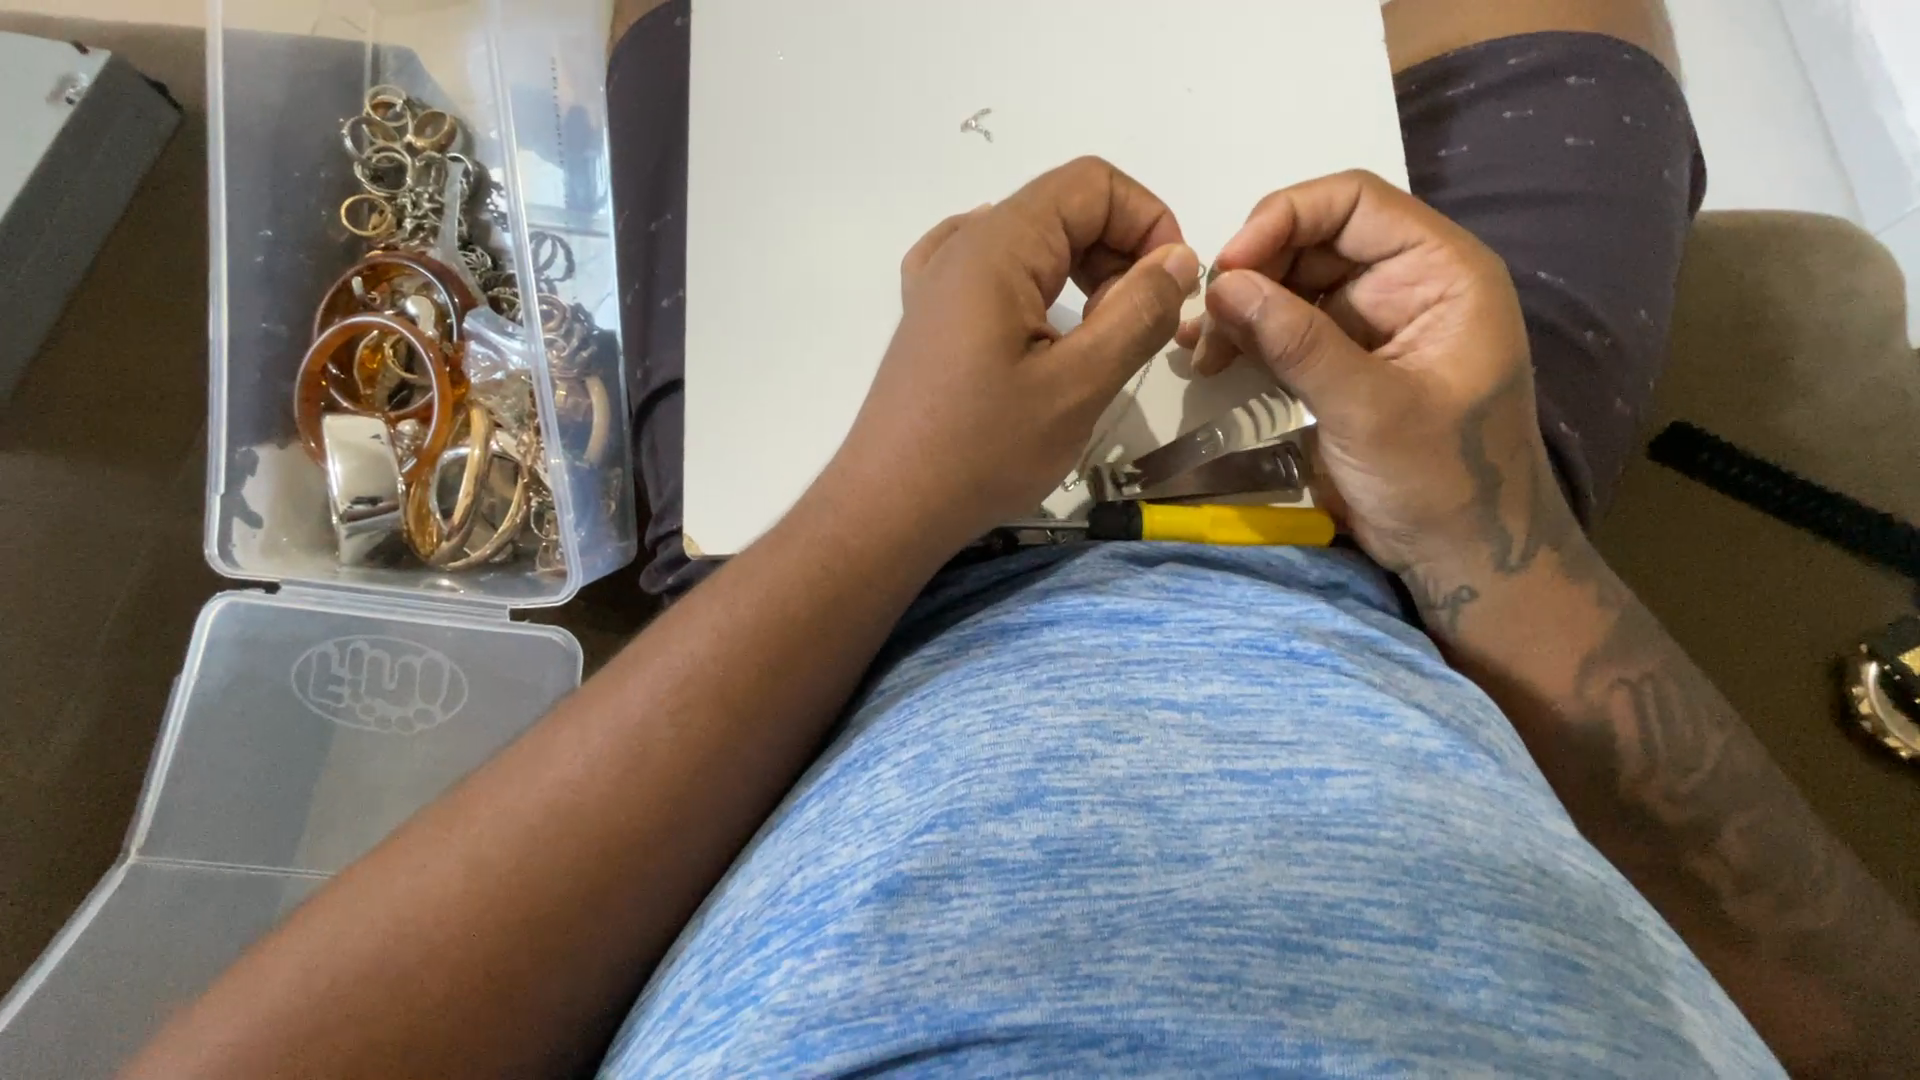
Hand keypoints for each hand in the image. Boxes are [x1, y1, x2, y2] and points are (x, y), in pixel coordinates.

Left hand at [811, 157, 1200, 553]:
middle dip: (1119, 254)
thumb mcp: (1077, 385)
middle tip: (1135, 329)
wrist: (889, 508)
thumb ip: (1138, 313)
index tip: (1169, 291)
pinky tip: (1036, 325)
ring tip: (1093, 344)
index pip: (1092, 184)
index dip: (1149, 222)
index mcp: (996, 245)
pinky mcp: (929, 322)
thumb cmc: (983, 451)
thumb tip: (1178, 260)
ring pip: (1030, 246)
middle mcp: (960, 248)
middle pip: (1061, 210)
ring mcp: (936, 285)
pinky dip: (1032, 292)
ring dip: (1081, 279)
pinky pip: (992, 278)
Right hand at [1176, 170, 1576, 579]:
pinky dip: (1246, 339)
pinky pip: (1284, 330)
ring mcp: (1368, 325)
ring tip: (1199, 351)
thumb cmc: (1440, 479)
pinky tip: (1210, 360)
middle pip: (1312, 241)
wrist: (1457, 553)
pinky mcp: (1339, 363)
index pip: (1352, 203)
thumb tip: (1222, 285)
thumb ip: (1297, 341)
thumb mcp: (1369, 407)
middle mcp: (1403, 284)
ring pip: (1290, 286)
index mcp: (1439, 271)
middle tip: (1204, 322)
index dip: (1283, 219)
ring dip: (1240, 310)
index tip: (1227, 270)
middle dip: (1252, 273)